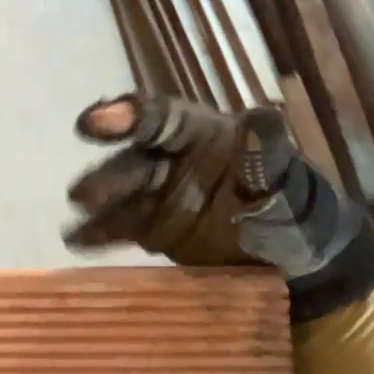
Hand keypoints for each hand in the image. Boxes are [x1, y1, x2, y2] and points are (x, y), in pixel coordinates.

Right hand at [65, 92, 373, 321]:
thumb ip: (267, 154)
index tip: (91, 121)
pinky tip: (77, 240)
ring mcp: (155, 195)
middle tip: (81, 194)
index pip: (157, 118)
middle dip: (106, 176)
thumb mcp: (285, 181)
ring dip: (96, 203)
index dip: (124, 115)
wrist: (297, 259)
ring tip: (76, 222)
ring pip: (119, 193)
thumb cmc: (293, 208)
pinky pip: (118, 227)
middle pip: (130, 161)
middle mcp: (169, 159)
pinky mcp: (148, 228)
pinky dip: (97, 233)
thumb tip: (261, 116)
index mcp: (200, 135)